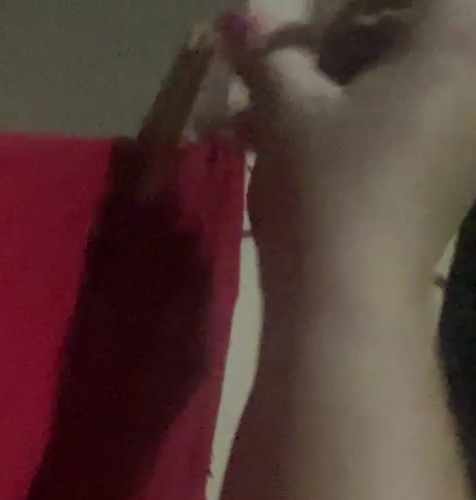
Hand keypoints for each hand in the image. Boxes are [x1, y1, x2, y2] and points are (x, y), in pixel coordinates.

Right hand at [221, 0, 475, 294]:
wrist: (352, 280)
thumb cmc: (325, 185)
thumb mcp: (286, 116)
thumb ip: (269, 57)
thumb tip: (240, 11)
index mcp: (459, 33)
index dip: (329, 14)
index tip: (276, 41)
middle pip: (403, 26)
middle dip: (327, 47)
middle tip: (261, 76)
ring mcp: (474, 112)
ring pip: (396, 72)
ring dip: (328, 84)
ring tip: (259, 117)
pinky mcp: (456, 152)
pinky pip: (403, 109)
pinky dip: (348, 114)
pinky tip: (292, 141)